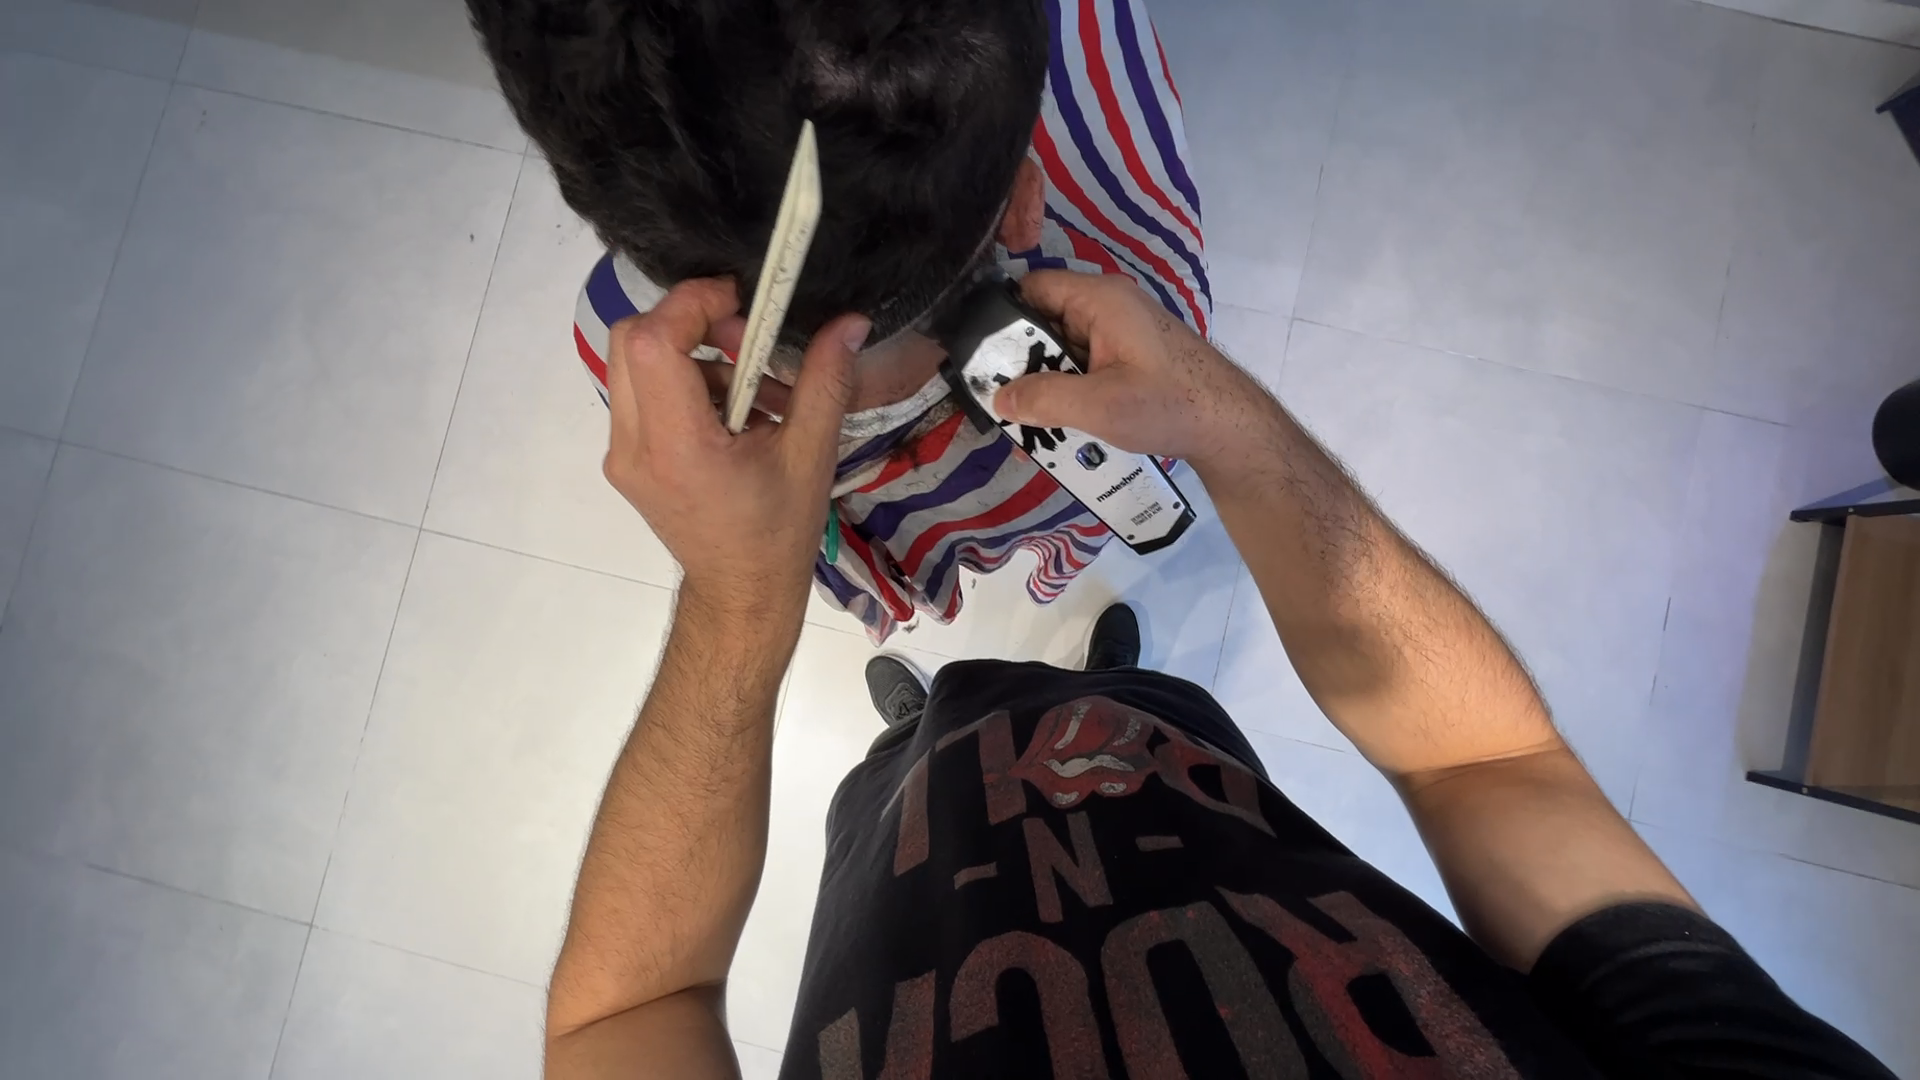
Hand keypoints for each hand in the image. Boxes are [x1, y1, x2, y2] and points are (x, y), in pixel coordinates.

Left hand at [601, 277, 870, 622]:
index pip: (652, 344)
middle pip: (631, 341)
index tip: (742, 303)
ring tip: (753, 395)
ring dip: (695, 358)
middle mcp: (633, 447)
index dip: (691, 305)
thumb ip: (826, 382)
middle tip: (747, 343)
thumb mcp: (811, 456)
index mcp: (679, 448)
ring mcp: (622, 455)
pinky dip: (686, 386)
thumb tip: (852, 324)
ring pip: (634, 365)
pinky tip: (733, 417)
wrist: (742, 591)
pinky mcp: (626, 460)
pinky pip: (642, 395)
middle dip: (691, 324)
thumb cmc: (780, 532)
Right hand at [992, 270, 1277, 470]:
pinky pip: (1083, 364)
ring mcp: (1120, 331)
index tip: (981, 358)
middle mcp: (1108, 305)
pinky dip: (1068, 389)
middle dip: (1021, 360)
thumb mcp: (1098, 405)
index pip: (1032, 287)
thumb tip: (997, 399)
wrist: (1230, 427)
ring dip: (1044, 381)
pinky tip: (1059, 422)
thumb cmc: (1168, 405)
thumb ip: (1043, 399)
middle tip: (999, 399)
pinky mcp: (1128, 355)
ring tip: (1025, 419)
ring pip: (1062, 348)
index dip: (1002, 319)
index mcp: (1099, 298)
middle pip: (1044, 321)